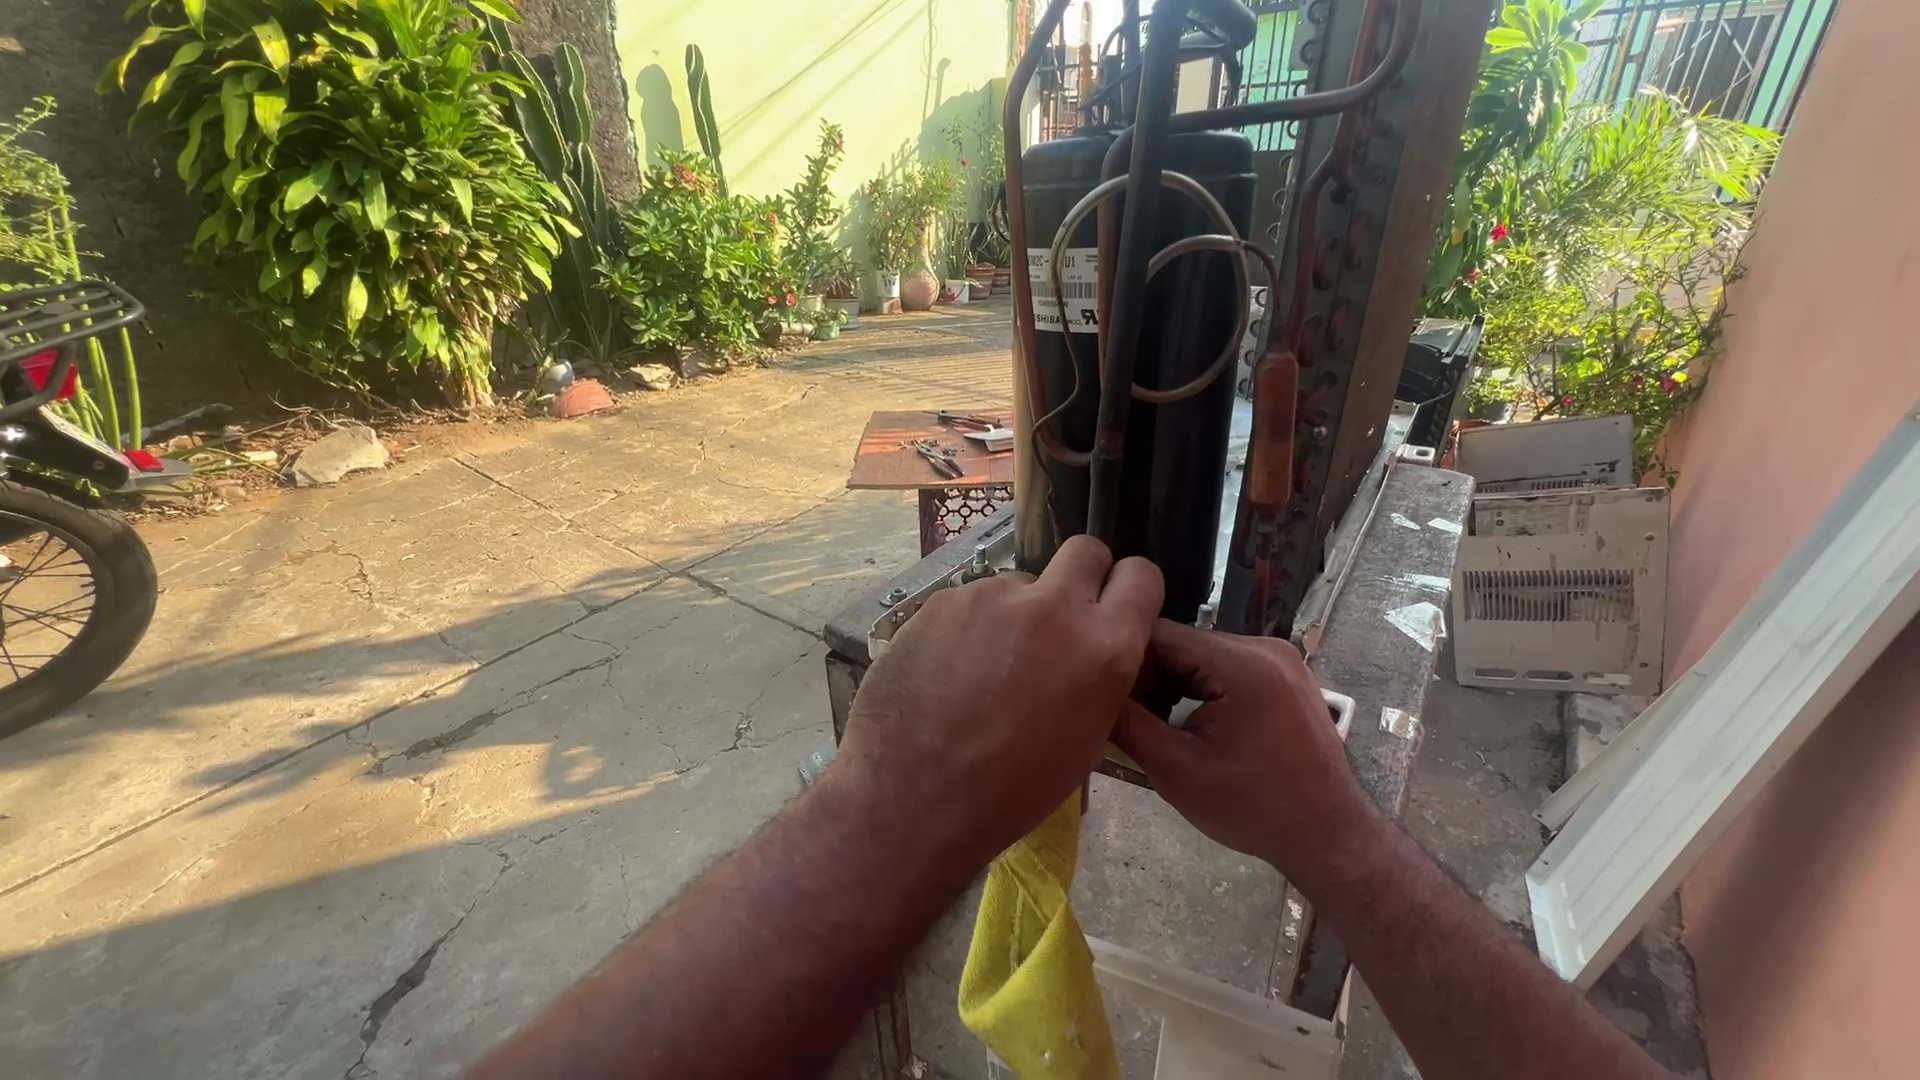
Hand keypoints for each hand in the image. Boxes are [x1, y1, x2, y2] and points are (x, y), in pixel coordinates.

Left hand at [837, 536, 1162, 864]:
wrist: (913, 797)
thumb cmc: (1009, 791)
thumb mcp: (1084, 740)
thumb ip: (1100, 676)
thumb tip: (1095, 647)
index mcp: (1103, 648)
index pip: (1141, 575)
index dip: (1130, 586)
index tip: (1114, 603)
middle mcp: (1053, 606)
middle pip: (1085, 550)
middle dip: (1081, 574)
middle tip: (1059, 615)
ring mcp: (993, 596)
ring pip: (1020, 582)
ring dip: (1015, 611)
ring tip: (983, 666)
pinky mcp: (943, 600)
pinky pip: (972, 601)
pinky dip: (969, 625)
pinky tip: (947, 669)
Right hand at [1112, 621, 1379, 886]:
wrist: (1329, 836)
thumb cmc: (1252, 808)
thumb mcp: (1176, 770)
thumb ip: (1128, 724)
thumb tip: (1089, 694)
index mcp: (1241, 662)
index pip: (1159, 634)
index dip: (1123, 659)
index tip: (1100, 690)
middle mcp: (1263, 645)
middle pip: (1181, 642)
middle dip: (1147, 674)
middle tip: (1121, 712)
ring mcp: (1278, 657)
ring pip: (1200, 654)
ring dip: (1171, 682)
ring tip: (1148, 719)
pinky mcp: (1283, 672)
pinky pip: (1225, 665)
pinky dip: (1198, 686)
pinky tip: (1183, 719)